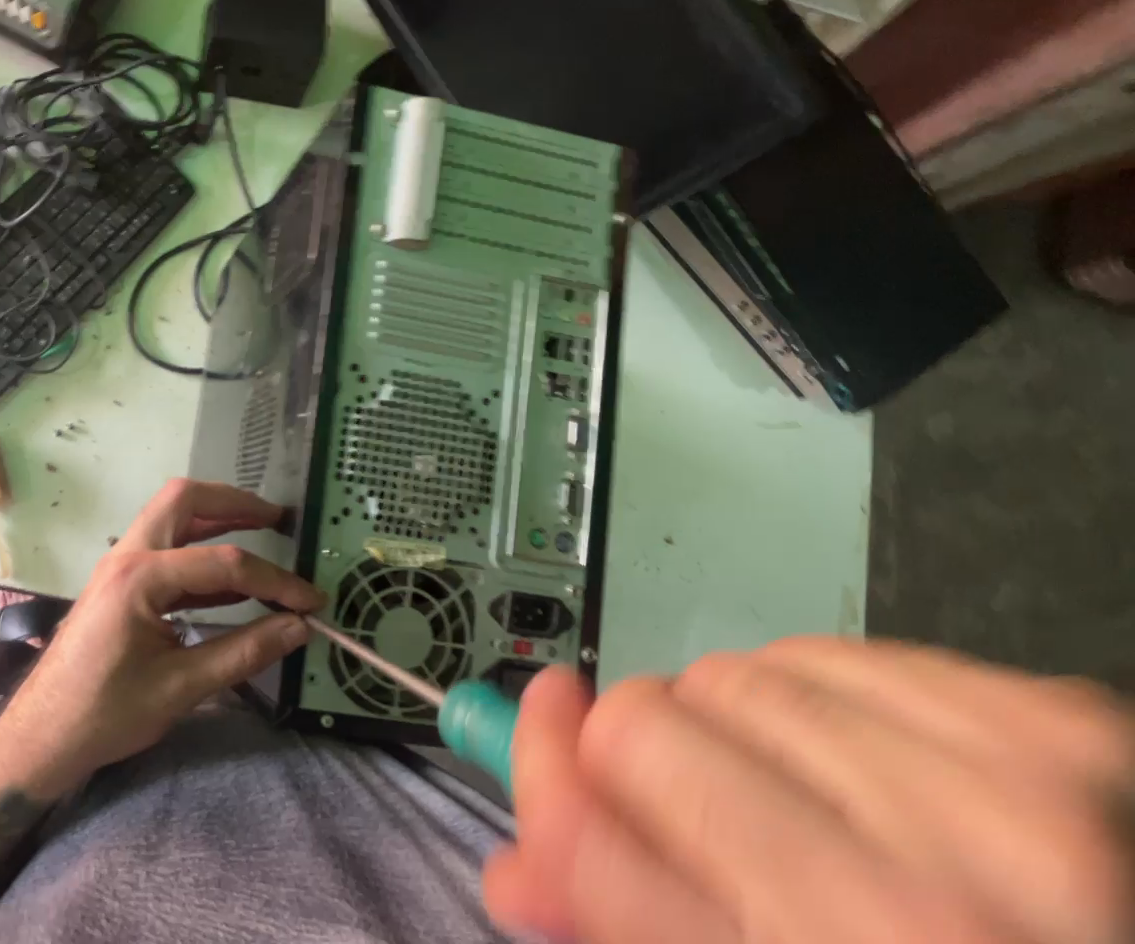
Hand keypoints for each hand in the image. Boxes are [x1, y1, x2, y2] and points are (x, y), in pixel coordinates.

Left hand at [0, 479, 322, 789]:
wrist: (42, 735)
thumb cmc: (105, 714)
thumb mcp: (181, 687)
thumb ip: (244, 652)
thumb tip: (299, 627)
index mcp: (140, 577)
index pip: (224, 563)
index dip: (275, 581)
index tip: (311, 602)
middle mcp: (128, 556)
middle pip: (185, 501)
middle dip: (236, 503)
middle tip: (278, 520)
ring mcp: (120, 566)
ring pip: (172, 517)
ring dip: (218, 519)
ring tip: (264, 531)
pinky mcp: (120, 584)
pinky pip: (166, 550)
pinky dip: (202, 552)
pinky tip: (233, 582)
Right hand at [482, 638, 1134, 943]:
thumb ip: (617, 917)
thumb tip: (516, 864)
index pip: (581, 829)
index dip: (541, 771)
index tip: (542, 727)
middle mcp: (910, 912)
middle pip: (636, 722)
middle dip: (644, 757)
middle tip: (701, 805)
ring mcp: (998, 811)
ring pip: (726, 674)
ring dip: (735, 727)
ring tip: (802, 798)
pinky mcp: (1052, 733)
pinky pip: (825, 652)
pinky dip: (818, 698)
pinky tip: (864, 765)